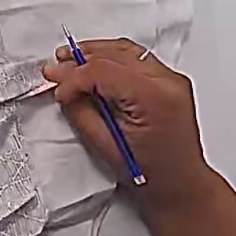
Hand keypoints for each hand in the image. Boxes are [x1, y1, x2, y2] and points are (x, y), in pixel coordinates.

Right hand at [44, 39, 235, 235]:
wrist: (181, 185)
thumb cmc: (150, 175)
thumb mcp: (106, 146)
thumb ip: (83, 112)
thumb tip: (65, 90)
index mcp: (153, 98)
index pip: (103, 71)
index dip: (74, 78)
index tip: (59, 92)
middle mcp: (167, 82)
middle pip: (114, 54)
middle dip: (79, 60)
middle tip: (55, 69)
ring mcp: (171, 78)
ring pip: (125, 50)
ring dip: (94, 52)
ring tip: (69, 59)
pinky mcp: (169, 80)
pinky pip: (136, 57)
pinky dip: (111, 57)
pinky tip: (93, 63)